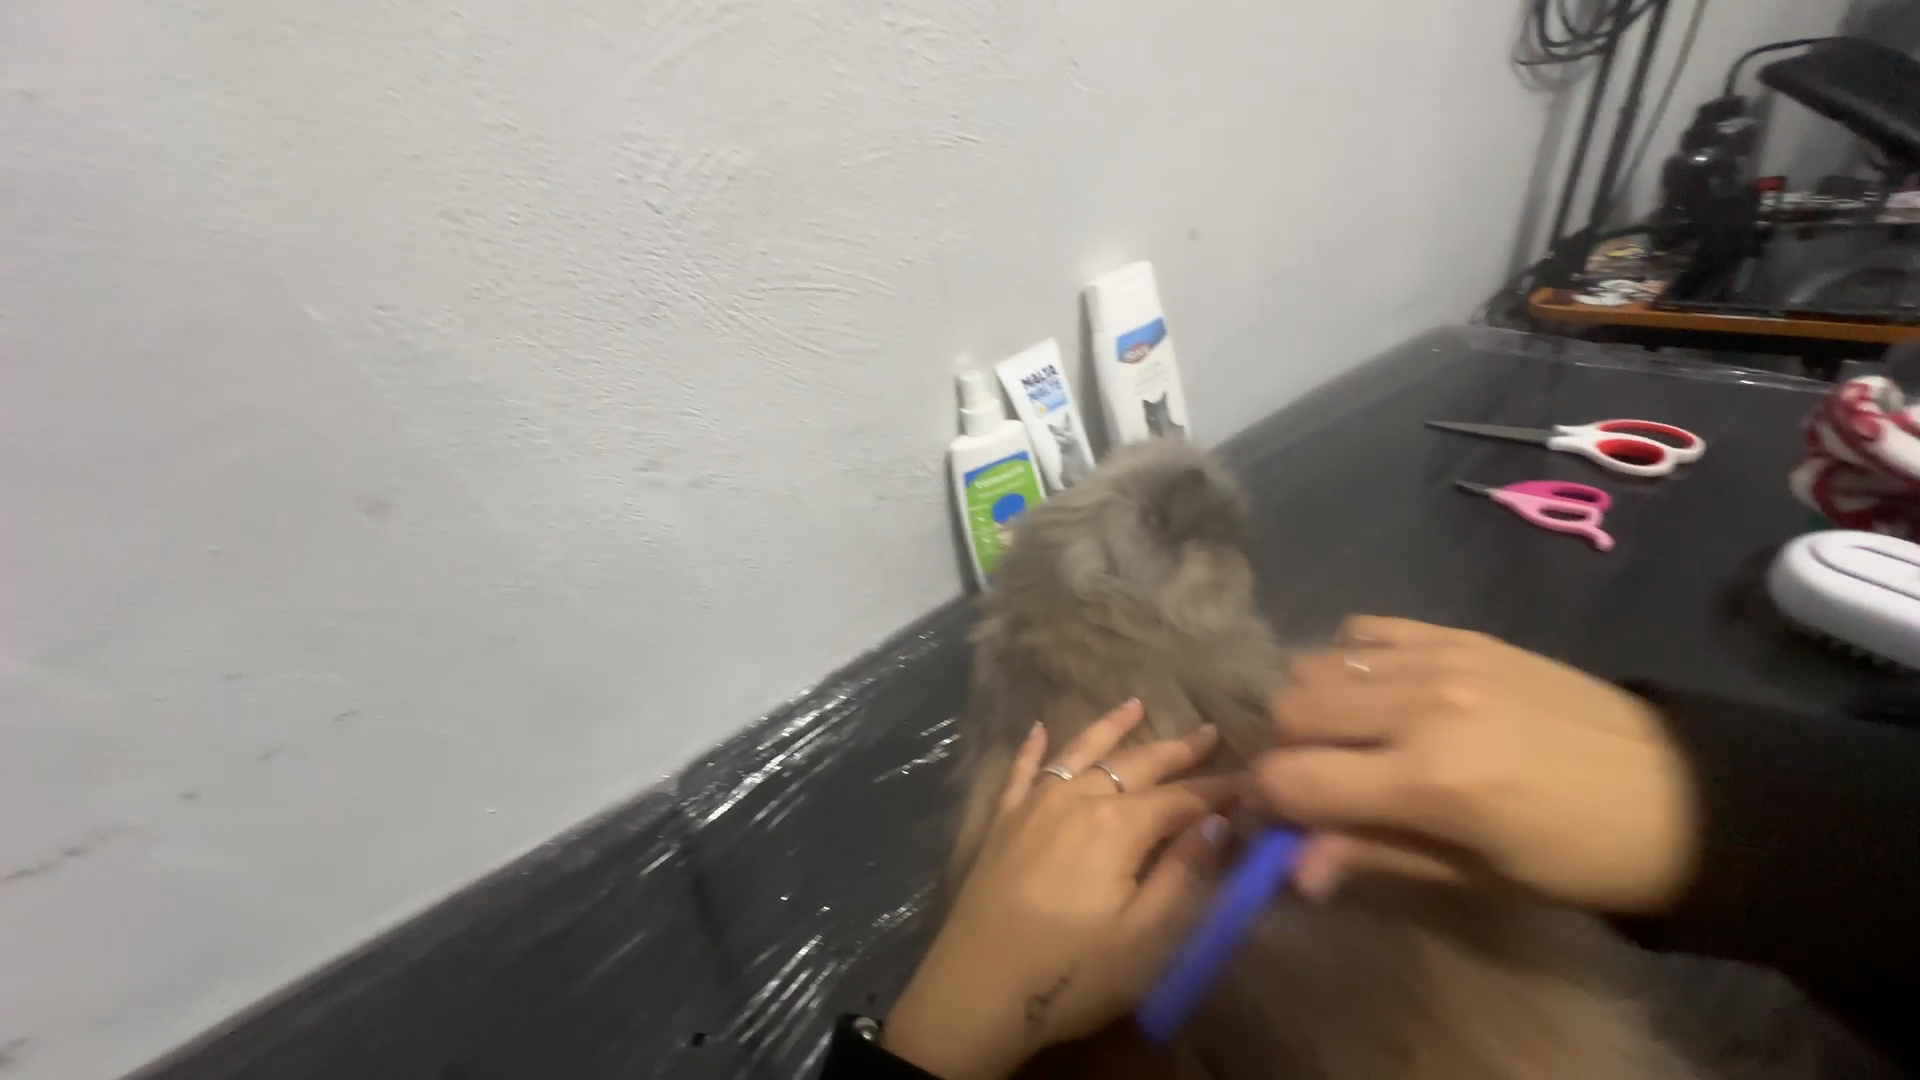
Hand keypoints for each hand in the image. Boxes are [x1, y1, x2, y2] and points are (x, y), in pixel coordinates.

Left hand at [882, 700, 1232, 1079]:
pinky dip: (1033, 747)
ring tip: (1135, 704)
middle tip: (1209, 731)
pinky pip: (1022, 770)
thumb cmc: (1073, 973)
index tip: (1251, 778)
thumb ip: (1184, 874)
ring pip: (1080, 751)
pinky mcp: (1002, 819)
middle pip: (1136, 764)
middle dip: (1177, 749)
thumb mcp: (1148, 939)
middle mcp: (1077, 798)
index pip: (1182, 798)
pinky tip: (1038, 728)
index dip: (1219, 790)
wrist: (978, 988)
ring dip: (1110, 727)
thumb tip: (1218, 821)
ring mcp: (1034, 803)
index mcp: (1118, 825)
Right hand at [1255, 616, 1696, 914]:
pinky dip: (1348, 659)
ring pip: (1310, 664)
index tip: (1276, 816)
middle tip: (1318, 775)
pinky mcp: (1453, 632)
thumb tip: (1291, 867)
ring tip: (1349, 731)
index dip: (1266, 802)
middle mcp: (1419, 707)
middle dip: (1286, 750)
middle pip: (1286, 709)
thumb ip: (1371, 856)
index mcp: (1430, 781)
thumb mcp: (1473, 876)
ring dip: (1312, 704)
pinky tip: (1378, 689)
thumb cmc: (1577, 857)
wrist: (1687, 794)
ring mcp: (1436, 658)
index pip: (1291, 779)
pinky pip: (1359, 628)